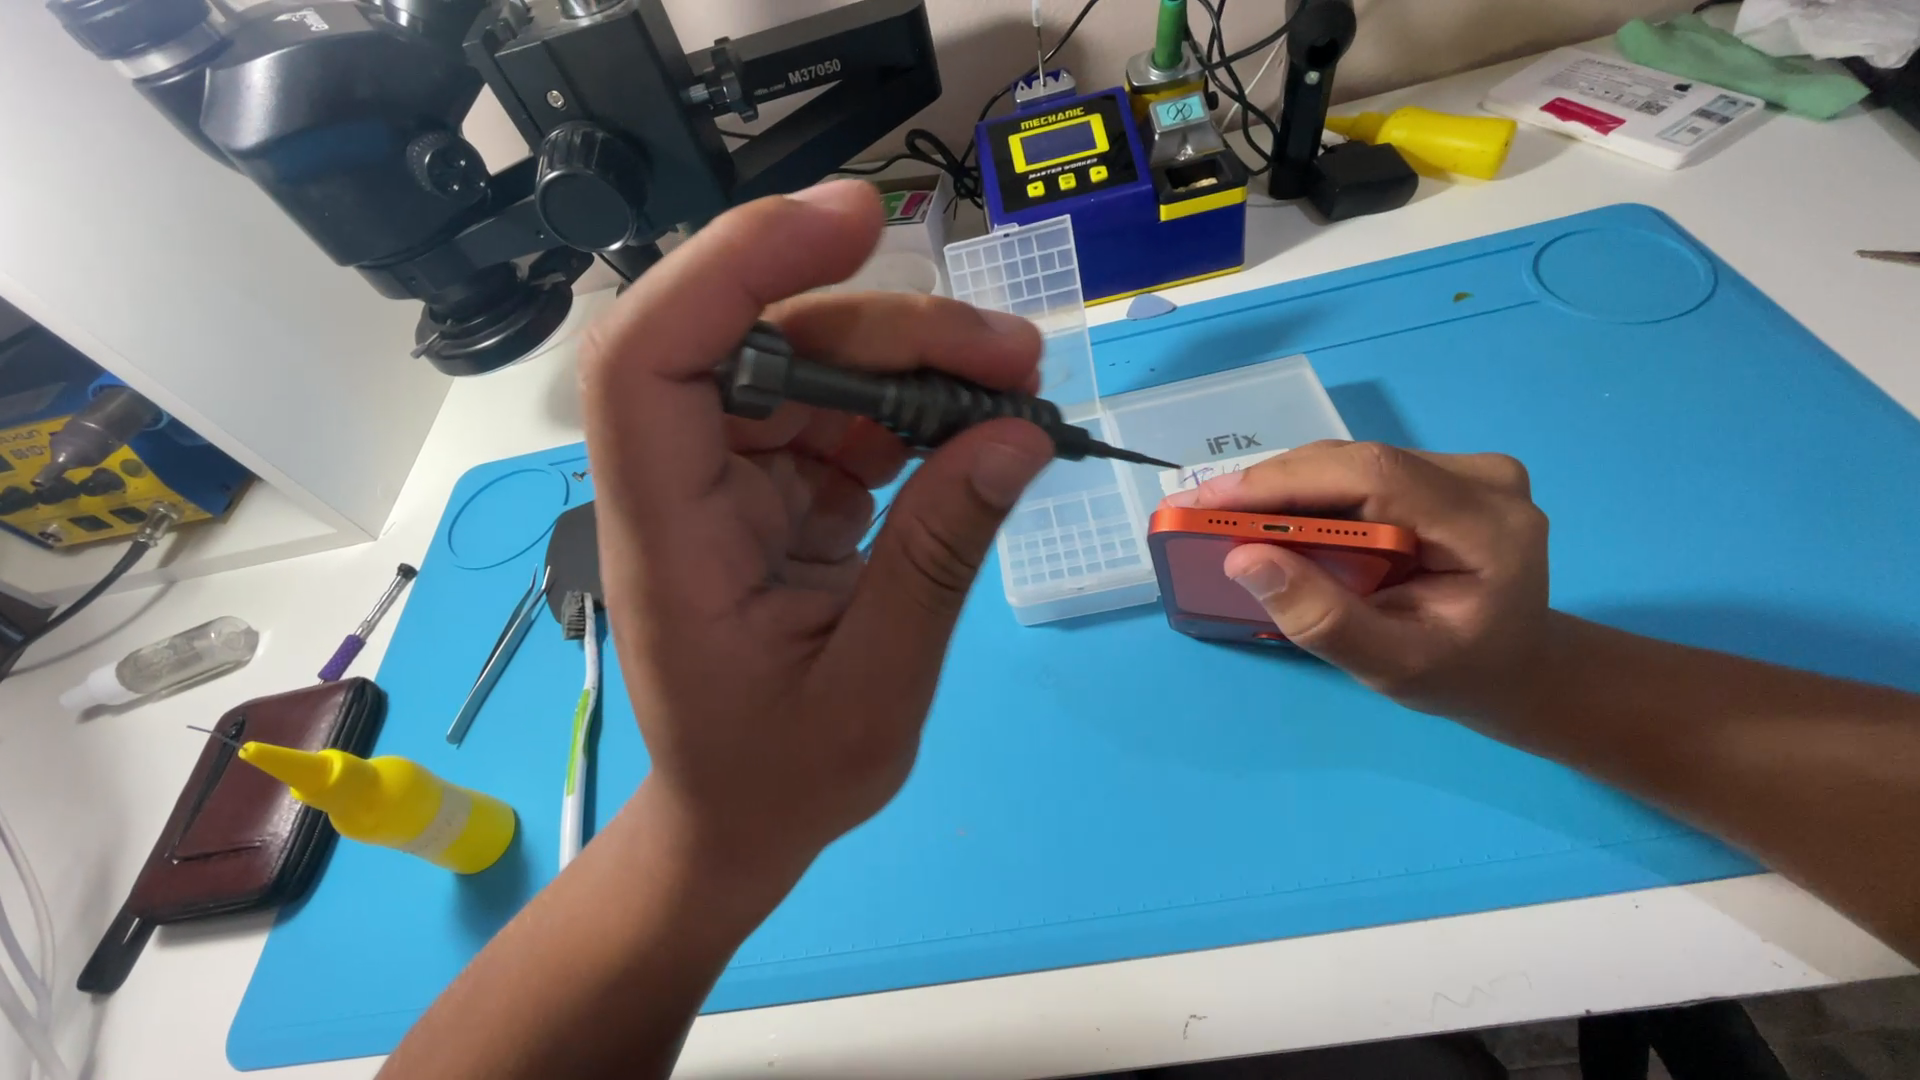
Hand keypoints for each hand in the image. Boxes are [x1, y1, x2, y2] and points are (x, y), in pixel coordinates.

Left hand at [577, 180, 1053, 890]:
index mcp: (671, 535)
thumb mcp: (876, 684)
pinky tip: (979, 427)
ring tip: (1018, 385)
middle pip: (763, 347)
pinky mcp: (776, 491)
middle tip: (1014, 356)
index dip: (734, 268)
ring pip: (813, 371)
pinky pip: (843, 418)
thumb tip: (1018, 436)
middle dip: (891, 330)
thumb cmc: (784, 776)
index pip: (654, 361)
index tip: (851, 226)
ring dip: (917, 363)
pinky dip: (914, 412)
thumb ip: (939, 557)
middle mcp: (687, 485)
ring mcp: (732, 481)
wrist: (742, 819)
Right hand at [1162, 441, 1551, 728]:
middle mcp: (1479, 479)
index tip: (1208, 503)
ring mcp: (1460, 470)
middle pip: (1352, 462)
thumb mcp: (1389, 665)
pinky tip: (1262, 514)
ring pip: (1346, 463)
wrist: (1516, 666)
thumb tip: (1242, 560)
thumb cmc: (1459, 674)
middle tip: (1192, 511)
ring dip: (1277, 488)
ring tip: (1214, 513)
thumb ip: (1322, 618)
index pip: (1371, 477)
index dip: (1283, 483)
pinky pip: (1352, 473)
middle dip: (1266, 486)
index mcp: (1485, 524)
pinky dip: (1300, 494)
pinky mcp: (1436, 474)